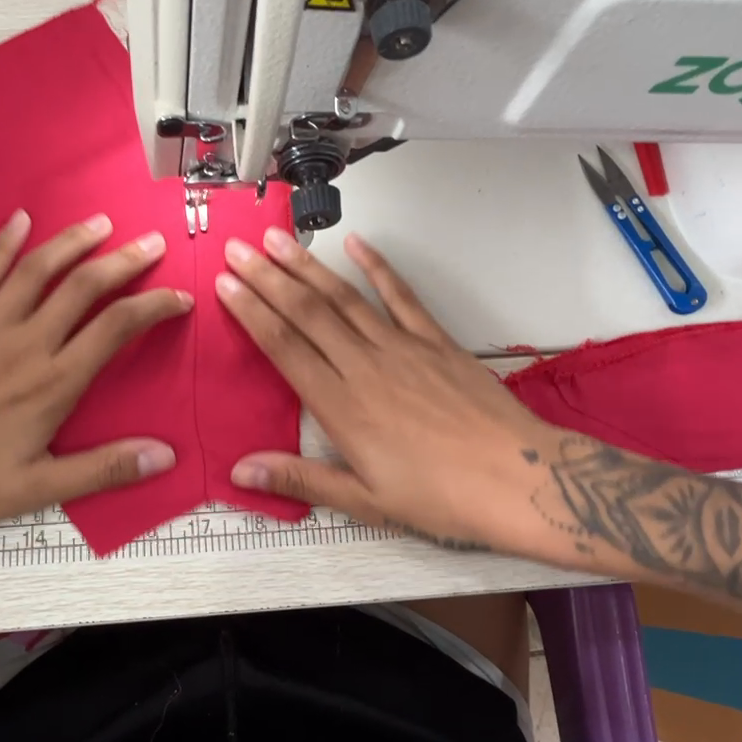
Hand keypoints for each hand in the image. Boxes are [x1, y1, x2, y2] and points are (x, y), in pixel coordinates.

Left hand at [0, 210, 191, 556]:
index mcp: (52, 384)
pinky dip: (4, 244)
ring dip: (73, 242)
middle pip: (84, 288)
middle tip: (152, 243)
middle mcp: (24, 345)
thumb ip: (102, 468)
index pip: (117, 329)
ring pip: (38, 271)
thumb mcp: (34, 490)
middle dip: (123, 262)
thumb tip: (164, 456)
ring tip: (100, 223)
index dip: (155, 308)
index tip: (180, 298)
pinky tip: (19, 221)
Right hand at [214, 228, 554, 554]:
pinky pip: (400, 295)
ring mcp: (401, 347)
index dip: (251, 312)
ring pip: (343, 297)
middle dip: (267, 277)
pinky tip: (357, 243)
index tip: (226, 284)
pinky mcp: (434, 340)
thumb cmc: (440, 496)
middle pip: (306, 311)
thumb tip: (241, 471)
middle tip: (238, 248)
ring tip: (278, 239)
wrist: (516, 479)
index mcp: (341, 405)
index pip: (283, 347)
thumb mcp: (364, 501)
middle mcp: (364, 366)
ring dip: (307, 265)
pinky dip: (378, 267)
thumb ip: (300, 479)